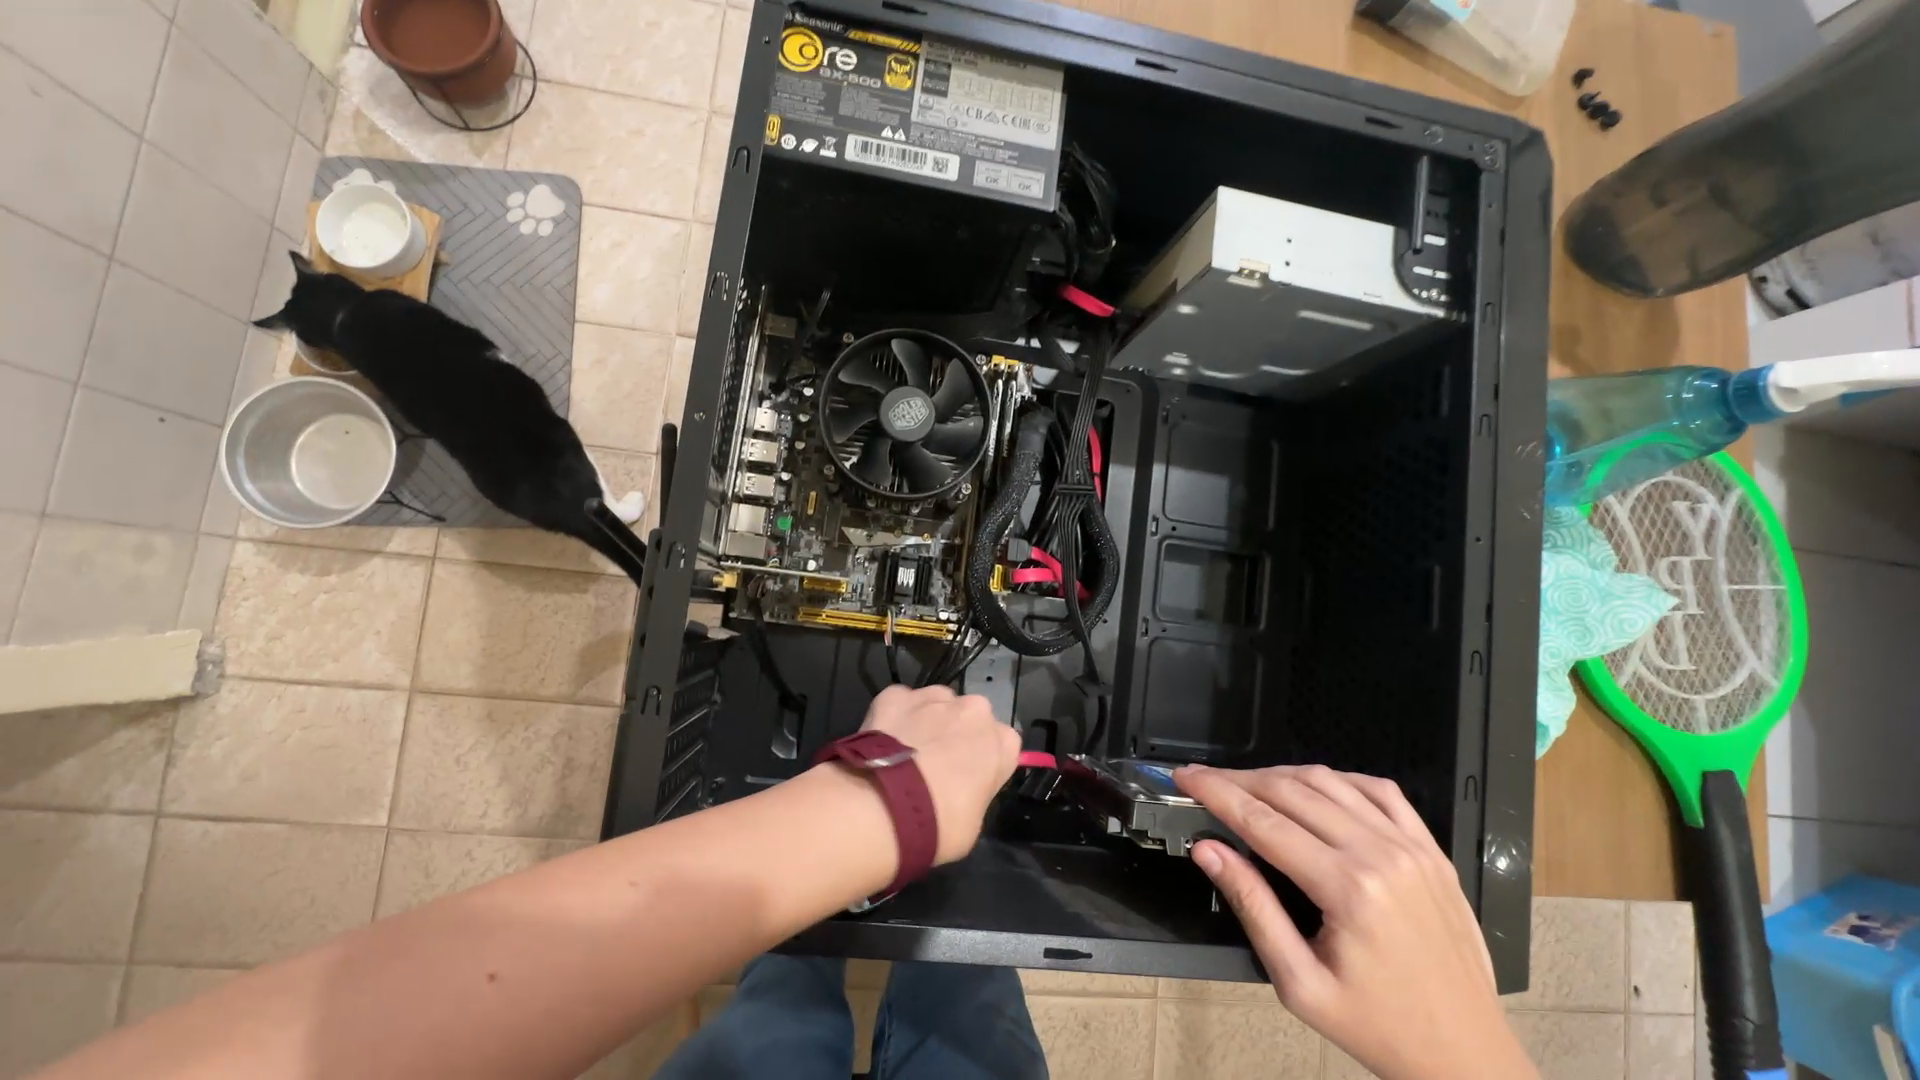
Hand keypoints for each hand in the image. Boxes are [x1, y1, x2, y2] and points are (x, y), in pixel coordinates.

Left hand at [854, 684, 1020, 864]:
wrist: (883, 807)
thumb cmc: (940, 823)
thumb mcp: (973, 823)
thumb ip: (975, 793)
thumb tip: (957, 791)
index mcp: (1002, 741)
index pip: (1002, 746)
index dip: (982, 762)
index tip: (966, 780)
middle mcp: (974, 709)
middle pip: (969, 718)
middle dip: (955, 735)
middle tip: (933, 768)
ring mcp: (933, 697)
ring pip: (935, 705)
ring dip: (926, 723)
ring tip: (904, 755)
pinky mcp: (895, 694)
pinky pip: (899, 704)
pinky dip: (893, 718)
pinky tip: (883, 743)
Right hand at [1175, 765, 1537, 1079]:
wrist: (1463, 1053)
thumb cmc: (1378, 1026)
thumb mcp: (1299, 983)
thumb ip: (1252, 907)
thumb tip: (1209, 851)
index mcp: (1348, 889)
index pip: (1263, 821)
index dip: (1217, 792)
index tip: (1186, 777)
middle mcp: (1382, 855)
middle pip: (1292, 792)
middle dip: (1239, 779)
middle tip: (1204, 780)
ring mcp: (1412, 848)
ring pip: (1331, 781)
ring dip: (1280, 775)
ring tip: (1246, 784)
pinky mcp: (1431, 851)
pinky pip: (1380, 791)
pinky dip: (1337, 778)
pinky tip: (1312, 785)